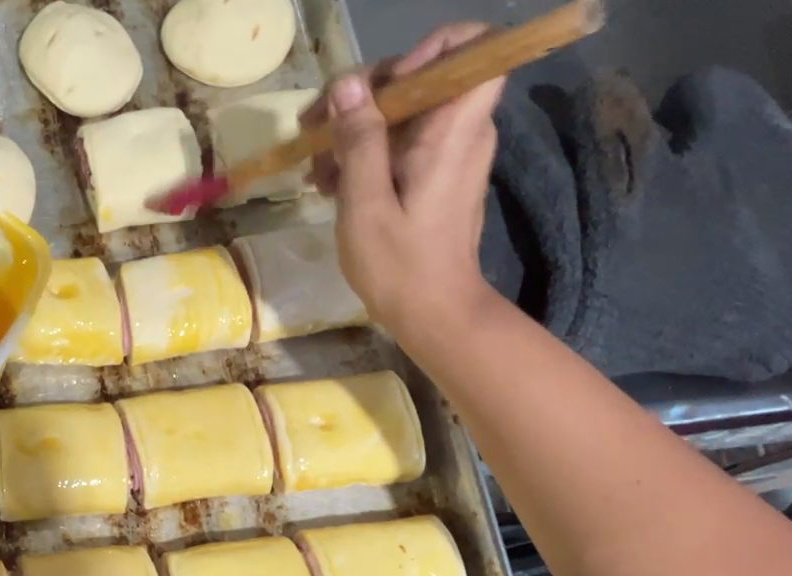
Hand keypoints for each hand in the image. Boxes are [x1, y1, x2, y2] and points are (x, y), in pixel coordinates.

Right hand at [304, 24, 506, 338]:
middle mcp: (462, 129)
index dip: (429, 50)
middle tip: (315, 132)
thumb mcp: (365, 204)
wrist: (431, 310)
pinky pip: (403, 141)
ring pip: (406, 111)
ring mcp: (451, 151)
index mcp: (453, 130)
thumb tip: (347, 85)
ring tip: (318, 173)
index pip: (475, 48)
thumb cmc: (398, 263)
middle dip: (365, 97)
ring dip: (356, 131)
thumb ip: (360, 141)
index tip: (382, 86)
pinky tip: (333, 185)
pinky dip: (366, 153)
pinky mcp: (437, 172)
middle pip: (423, 78)